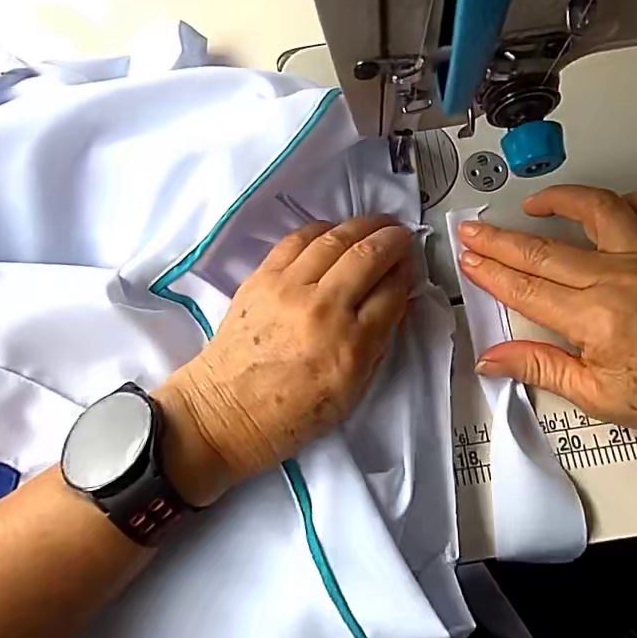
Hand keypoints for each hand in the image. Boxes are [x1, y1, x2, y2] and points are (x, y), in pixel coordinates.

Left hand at [155, 214, 416, 503]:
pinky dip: (321, 229)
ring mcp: (288, 289)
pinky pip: (296, 240)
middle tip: (401, 236)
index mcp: (351, 346)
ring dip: (362, 226)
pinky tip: (334, 231)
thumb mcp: (352, 391)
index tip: (410, 267)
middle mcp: (323, 309)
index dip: (407, 274)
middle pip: (368, 256)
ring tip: (375, 224)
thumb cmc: (291, 413)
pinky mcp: (261, 279)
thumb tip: (393, 299)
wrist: (226, 409)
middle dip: (393, 239)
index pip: (392, 292)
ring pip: (334, 239)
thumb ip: (377, 343)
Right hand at [457, 185, 636, 465]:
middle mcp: (623, 279)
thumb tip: (492, 359)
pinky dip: (629, 200)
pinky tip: (610, 207)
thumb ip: (538, 366)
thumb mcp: (596, 395)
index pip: (525, 287)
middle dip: (499, 239)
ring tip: (534, 202)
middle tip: (474, 231)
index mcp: (598, 318)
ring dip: (559, 200)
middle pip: (543, 249)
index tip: (467, 260)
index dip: (489, 272)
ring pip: (597, 210)